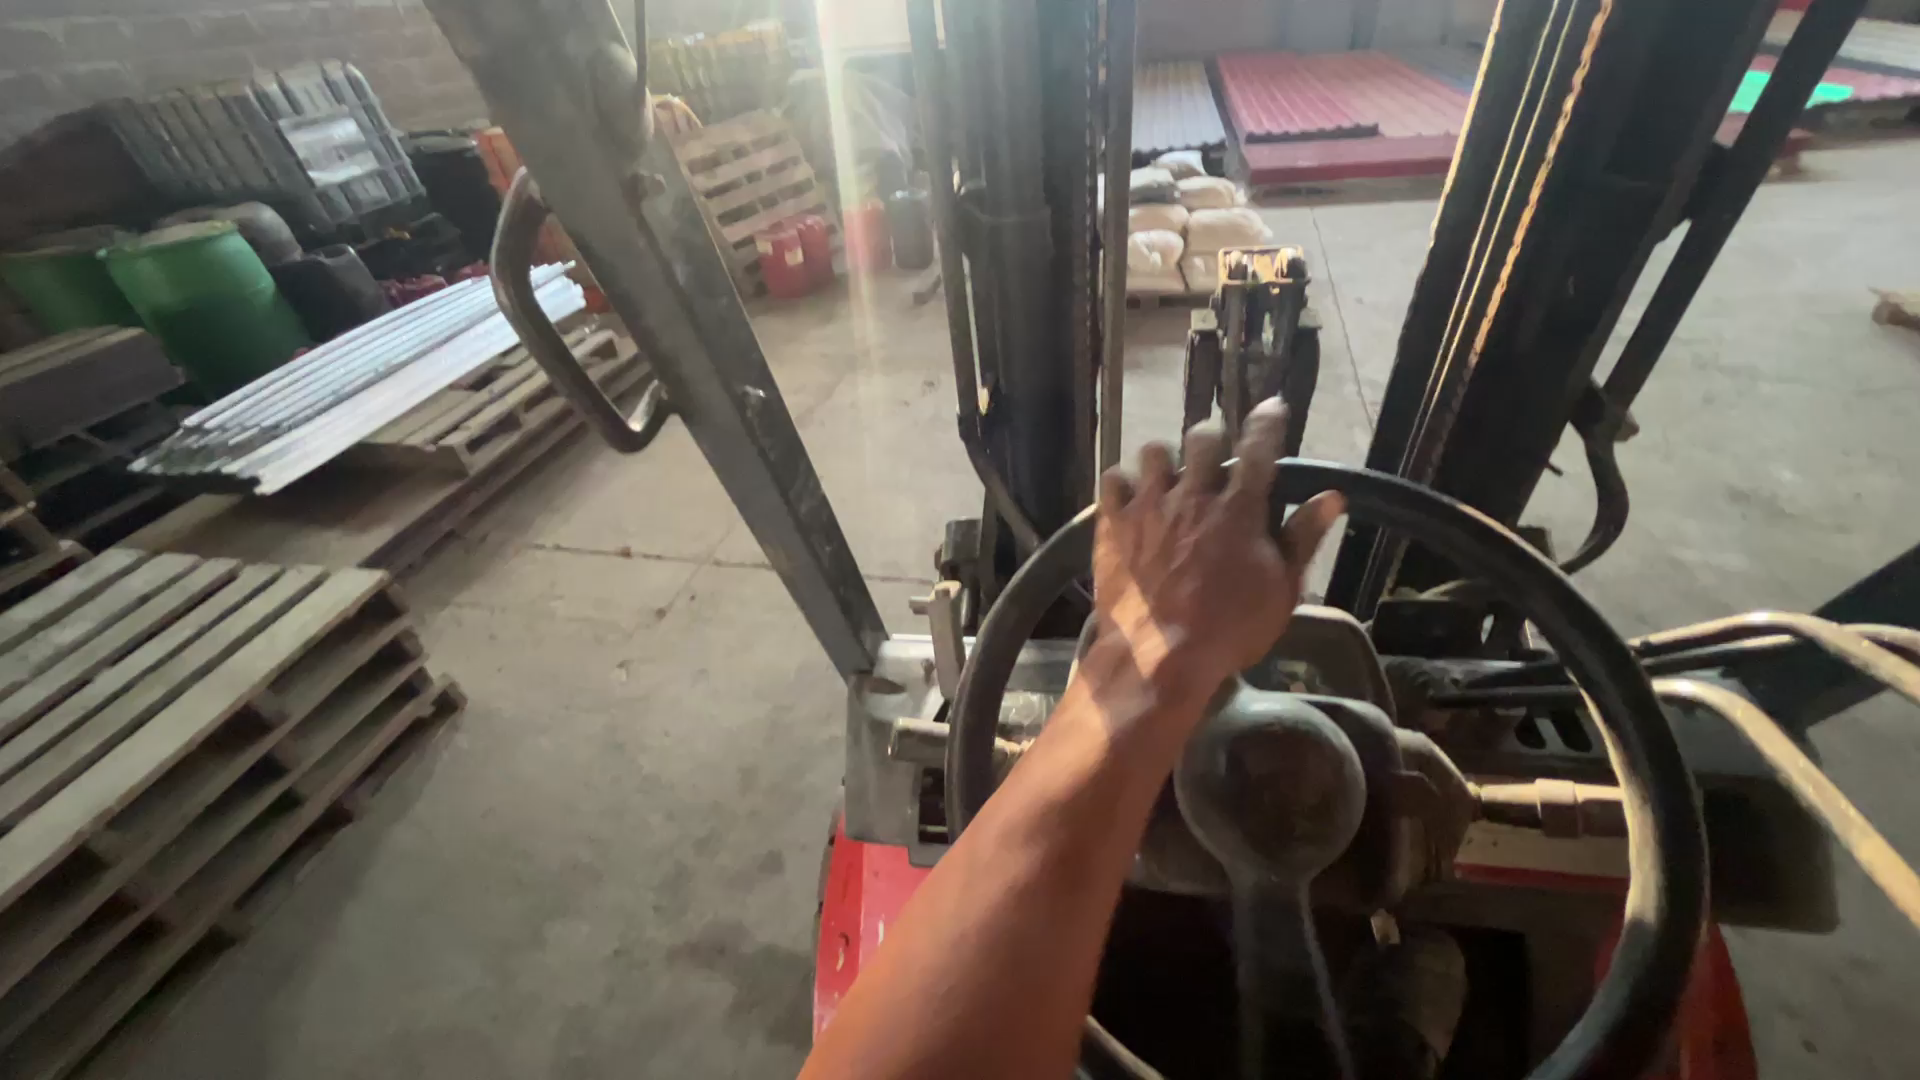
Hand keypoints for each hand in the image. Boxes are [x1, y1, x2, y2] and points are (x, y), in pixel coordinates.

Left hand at [1090, 400, 1344, 713]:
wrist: (1157, 656)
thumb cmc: (1229, 630)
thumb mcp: (1280, 591)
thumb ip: (1302, 539)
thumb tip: (1332, 497)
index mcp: (1239, 509)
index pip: (1260, 447)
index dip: (1268, 422)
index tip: (1271, 408)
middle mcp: (1192, 495)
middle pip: (1203, 438)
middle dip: (1212, 440)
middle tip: (1213, 457)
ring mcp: (1148, 506)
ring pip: (1154, 452)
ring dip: (1166, 461)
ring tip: (1168, 481)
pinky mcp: (1112, 523)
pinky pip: (1111, 479)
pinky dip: (1122, 483)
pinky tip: (1129, 498)